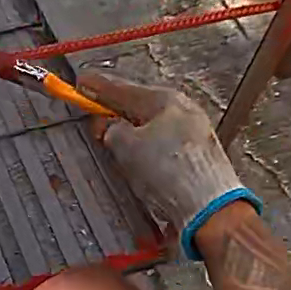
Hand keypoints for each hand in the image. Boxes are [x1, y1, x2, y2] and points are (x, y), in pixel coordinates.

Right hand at [80, 73, 244, 239]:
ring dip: (129, 130)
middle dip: (115, 109)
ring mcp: (192, 133)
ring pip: (151, 126)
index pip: (123, 89)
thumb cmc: (168, 171)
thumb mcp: (126, 146)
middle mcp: (183, 111)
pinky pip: (162, 144)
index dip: (99, 87)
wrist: (208, 206)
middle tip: (93, 111)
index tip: (82, 83)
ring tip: (111, 138)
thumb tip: (111, 128)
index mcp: (165, 100)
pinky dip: (144, 147)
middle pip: (139, 106)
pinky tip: (137, 158)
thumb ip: (111, 130)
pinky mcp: (196, 156)